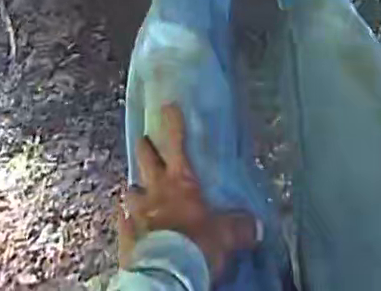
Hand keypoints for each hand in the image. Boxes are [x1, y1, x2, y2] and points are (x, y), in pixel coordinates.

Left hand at [117, 103, 260, 279]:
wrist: (168, 277)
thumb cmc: (198, 245)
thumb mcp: (227, 235)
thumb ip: (241, 227)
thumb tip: (259, 227)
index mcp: (180, 181)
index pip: (176, 143)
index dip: (173, 123)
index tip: (168, 106)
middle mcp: (156, 190)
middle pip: (146, 159)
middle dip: (145, 147)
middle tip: (144, 140)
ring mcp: (138, 213)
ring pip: (130, 190)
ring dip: (134, 187)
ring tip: (137, 187)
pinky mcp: (126, 236)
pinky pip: (122, 221)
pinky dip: (124, 218)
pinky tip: (124, 218)